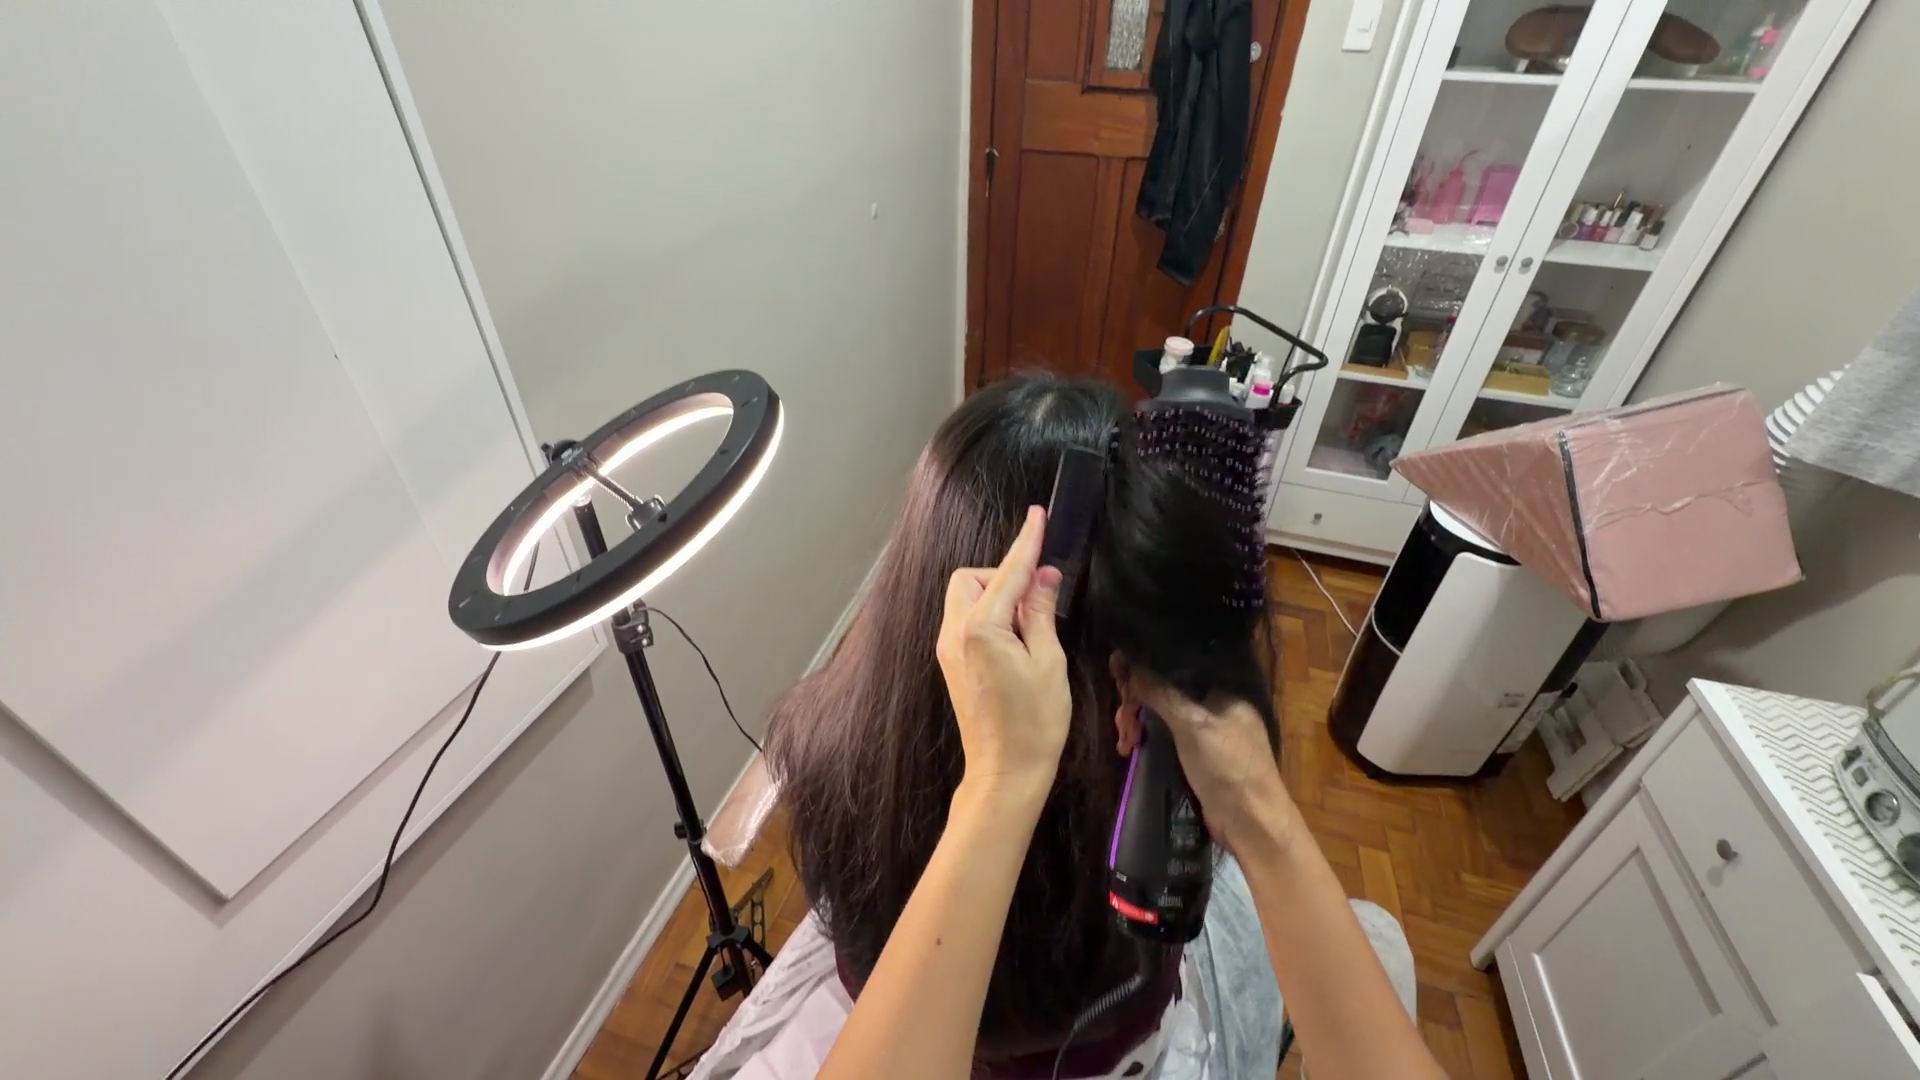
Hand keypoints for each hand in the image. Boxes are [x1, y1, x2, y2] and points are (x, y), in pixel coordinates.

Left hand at [937, 506, 1070, 808]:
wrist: (1005, 773)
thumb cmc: (1035, 723)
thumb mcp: (1048, 661)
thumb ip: (1039, 612)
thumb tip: (1042, 576)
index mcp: (980, 629)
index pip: (1008, 572)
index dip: (1027, 542)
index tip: (1039, 515)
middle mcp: (954, 632)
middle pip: (971, 577)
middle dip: (1003, 575)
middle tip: (1036, 599)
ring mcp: (948, 648)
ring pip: (965, 597)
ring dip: (995, 595)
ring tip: (1029, 624)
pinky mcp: (951, 662)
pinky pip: (966, 619)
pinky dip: (988, 614)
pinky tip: (1014, 637)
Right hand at [1121, 668, 1301, 855]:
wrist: (1251, 824)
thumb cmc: (1227, 766)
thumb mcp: (1191, 724)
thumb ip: (1158, 691)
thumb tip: (1123, 660)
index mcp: (1224, 689)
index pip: (1177, 666)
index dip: (1146, 670)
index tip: (1118, 677)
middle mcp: (1216, 706)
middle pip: (1165, 691)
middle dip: (1138, 703)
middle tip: (1121, 722)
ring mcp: (1206, 732)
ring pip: (1162, 715)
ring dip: (1138, 723)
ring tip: (1124, 743)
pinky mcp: (1196, 755)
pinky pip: (1164, 736)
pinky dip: (1146, 740)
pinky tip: (1130, 750)